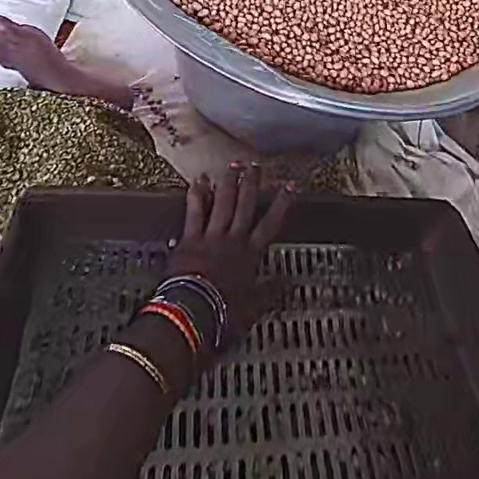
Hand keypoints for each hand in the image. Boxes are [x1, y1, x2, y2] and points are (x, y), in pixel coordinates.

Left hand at [167, 167, 291, 334]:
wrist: (194, 313)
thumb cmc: (224, 314)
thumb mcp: (253, 307)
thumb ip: (269, 291)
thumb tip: (286, 283)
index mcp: (250, 255)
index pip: (271, 223)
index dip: (281, 203)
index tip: (288, 186)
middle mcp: (233, 240)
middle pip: (245, 205)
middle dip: (252, 184)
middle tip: (256, 166)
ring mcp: (211, 236)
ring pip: (223, 202)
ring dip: (229, 183)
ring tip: (233, 165)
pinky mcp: (190, 238)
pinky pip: (195, 211)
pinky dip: (198, 194)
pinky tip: (200, 180)